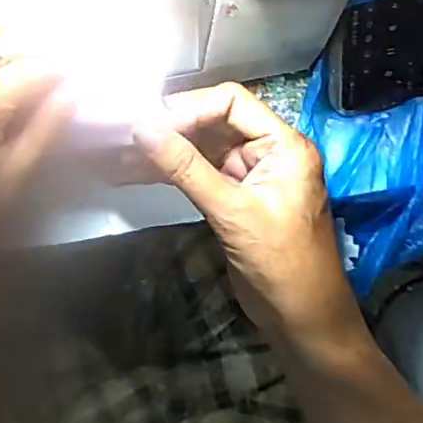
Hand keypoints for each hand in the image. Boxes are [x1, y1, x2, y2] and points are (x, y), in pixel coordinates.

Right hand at [133, 83, 363, 350]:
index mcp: (283, 145)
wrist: (303, 320)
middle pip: (211, 121)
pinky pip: (194, 172)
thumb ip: (185, 168)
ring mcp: (247, 174)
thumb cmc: (282, 263)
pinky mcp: (230, 196)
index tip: (152, 125)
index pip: (231, 102)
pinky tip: (132, 173)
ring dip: (162, 151)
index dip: (190, 108)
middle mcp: (267, 151)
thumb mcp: (232, 211)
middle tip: (128, 134)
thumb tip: (142, 129)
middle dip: (169, 128)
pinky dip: (166, 172)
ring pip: (198, 148)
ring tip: (120, 154)